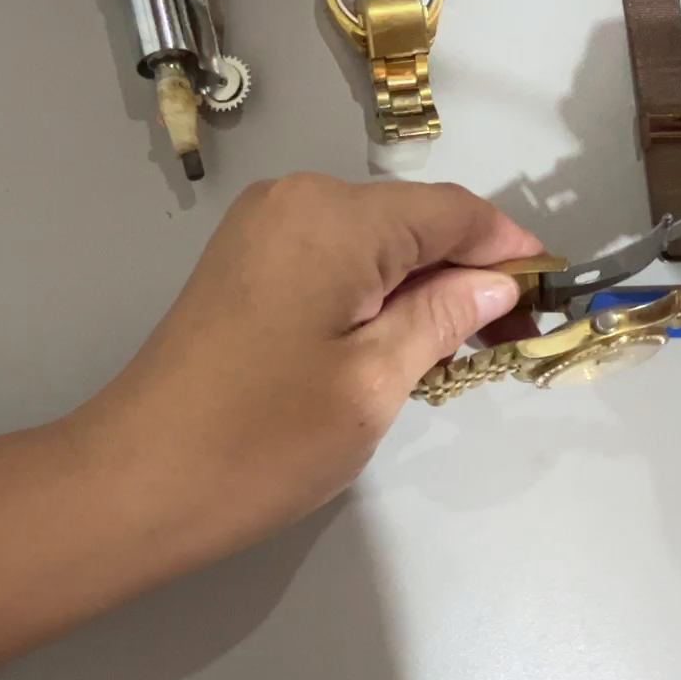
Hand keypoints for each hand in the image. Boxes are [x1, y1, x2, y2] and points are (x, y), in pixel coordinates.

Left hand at [72, 174, 539, 552]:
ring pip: (371, 241)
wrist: (134, 479)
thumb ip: (441, 317)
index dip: (506, 247)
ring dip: (416, 284)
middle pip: (409, 220)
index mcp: (334, 216)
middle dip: (461, 270)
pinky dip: (370, 290)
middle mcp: (294, 199)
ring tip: (447, 350)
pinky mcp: (243, 262)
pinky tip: (386, 338)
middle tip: (500, 340)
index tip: (547, 294)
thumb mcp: (373, 383)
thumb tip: (495, 281)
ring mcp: (261, 228)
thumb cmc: (261, 440)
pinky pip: (331, 257)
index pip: (449, 210)